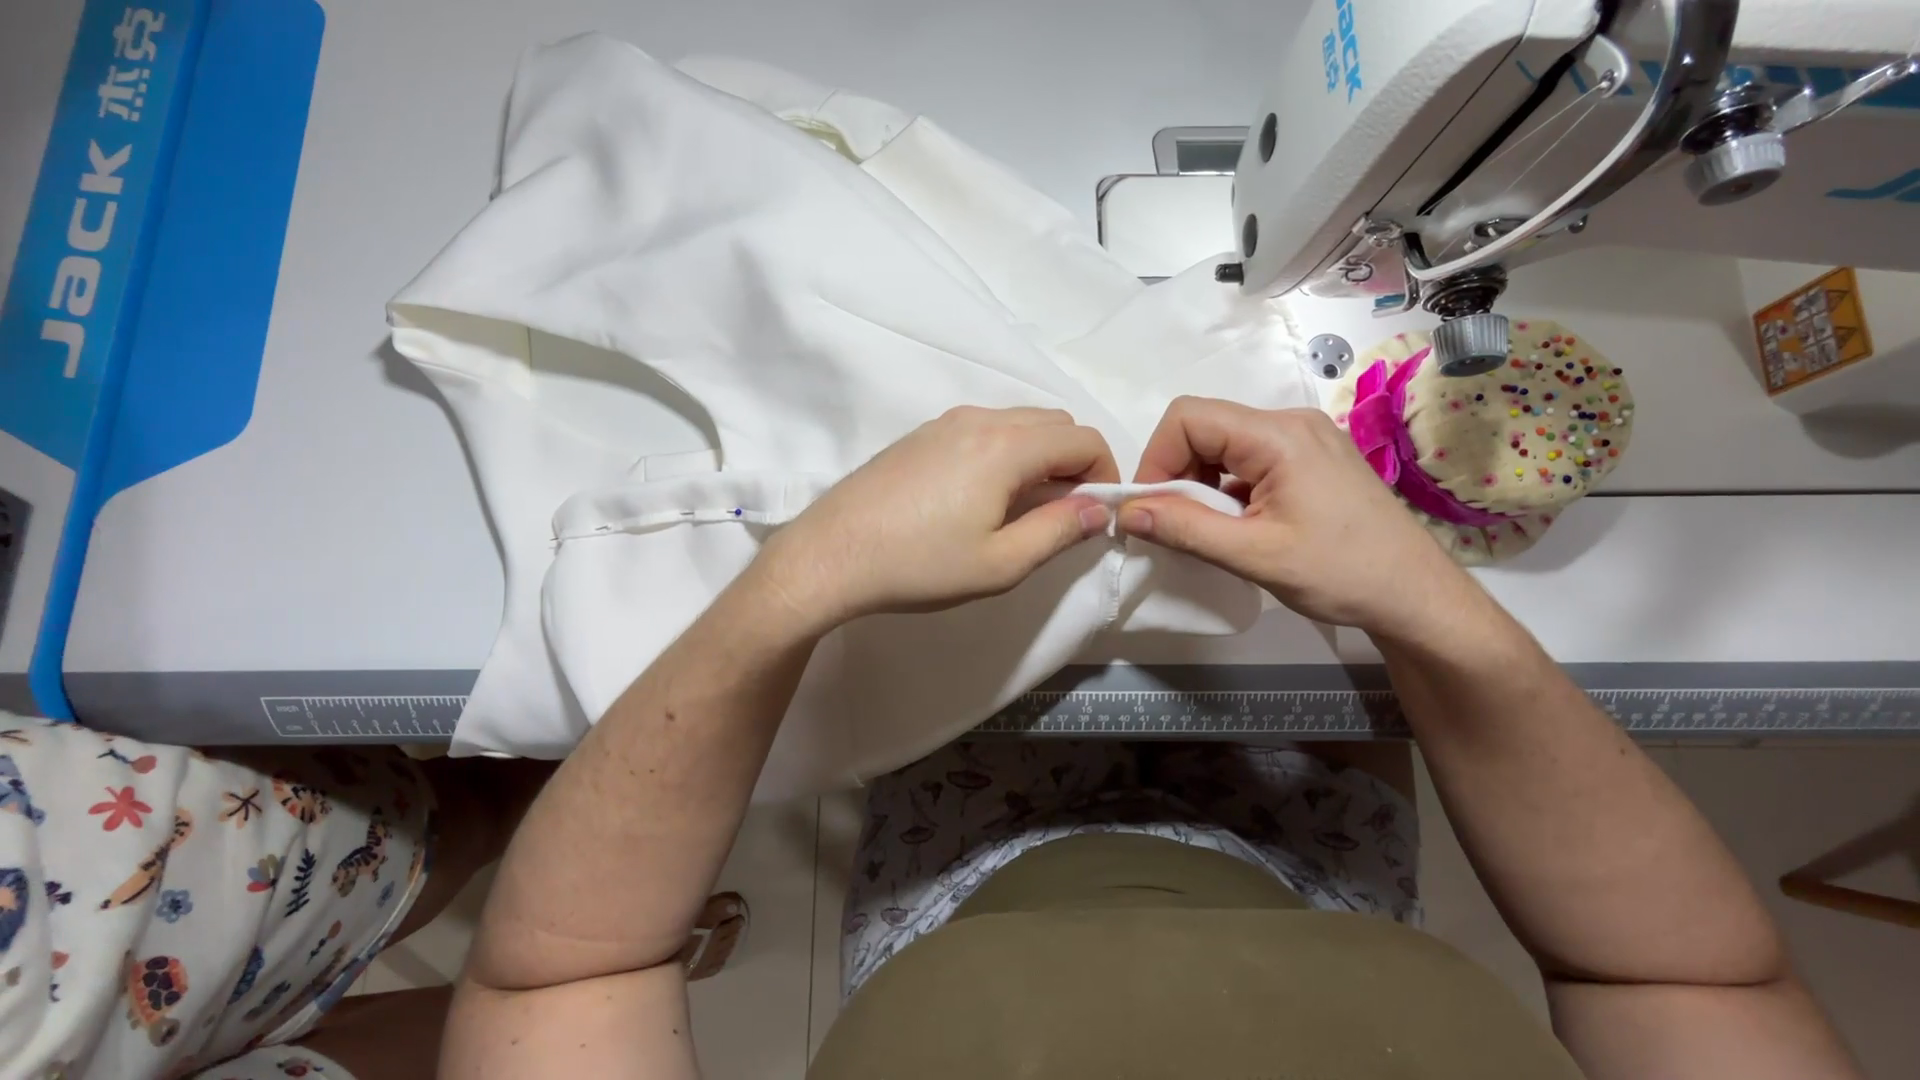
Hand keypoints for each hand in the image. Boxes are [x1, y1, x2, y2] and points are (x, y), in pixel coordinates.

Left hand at [753, 406, 1118, 628]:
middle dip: (1074, 462)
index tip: (1095, 514)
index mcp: (1006, 447)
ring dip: (1039, 456)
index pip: (1083, 439)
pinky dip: (1005, 452)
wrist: (830, 555)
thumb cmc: (919, 566)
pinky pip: (983, 429)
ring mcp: (945, 423)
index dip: (1104, 473)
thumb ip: (1058, 531)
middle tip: (1063, 513)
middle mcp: (979, 420)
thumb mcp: (1000, 564)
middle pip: (1054, 423)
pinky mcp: (920, 435)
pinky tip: (981, 497)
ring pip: (1018, 423)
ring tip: (1023, 508)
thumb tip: (1099, 508)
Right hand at [1118, 397, 1476, 639]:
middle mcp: (1291, 423)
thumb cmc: (1340, 574)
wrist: (1416, 596)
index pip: (1188, 417)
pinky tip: (1237, 525)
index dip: (1157, 458)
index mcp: (1278, 435)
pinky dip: (1227, 488)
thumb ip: (1185, 529)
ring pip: (1224, 444)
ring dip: (1201, 483)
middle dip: (1176, 473)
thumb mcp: (1254, 556)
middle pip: (1204, 427)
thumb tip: (1127, 513)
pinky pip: (1249, 459)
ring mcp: (1305, 439)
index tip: (1152, 509)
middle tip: (1176, 525)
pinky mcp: (1312, 460)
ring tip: (1209, 530)